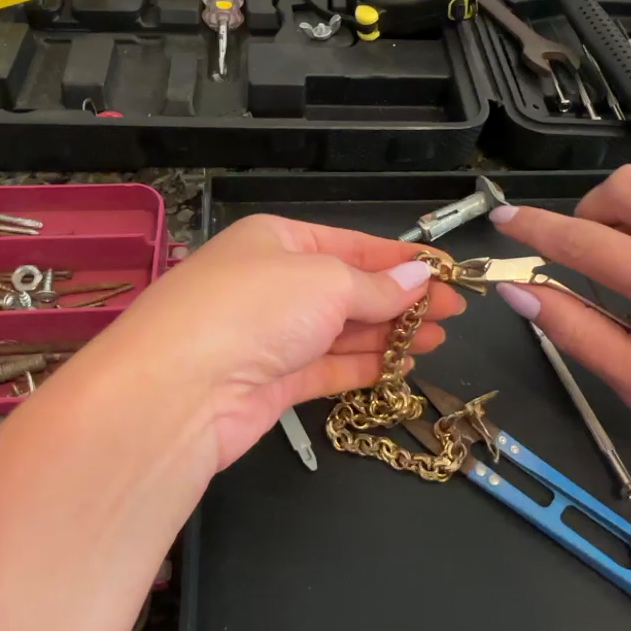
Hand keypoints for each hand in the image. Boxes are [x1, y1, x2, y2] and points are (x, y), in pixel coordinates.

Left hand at [84, 215, 465, 469]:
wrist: (178, 391)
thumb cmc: (254, 309)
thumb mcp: (326, 282)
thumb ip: (377, 286)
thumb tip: (420, 277)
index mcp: (277, 240)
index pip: (351, 244)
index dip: (401, 259)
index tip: (447, 272)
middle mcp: (272, 283)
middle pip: (349, 288)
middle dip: (401, 299)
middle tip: (453, 312)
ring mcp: (270, 335)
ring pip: (341, 330)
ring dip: (390, 334)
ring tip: (438, 339)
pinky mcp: (271, 383)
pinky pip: (327, 367)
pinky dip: (364, 365)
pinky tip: (401, 366)